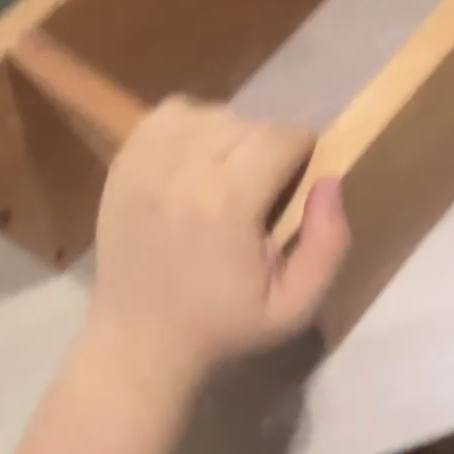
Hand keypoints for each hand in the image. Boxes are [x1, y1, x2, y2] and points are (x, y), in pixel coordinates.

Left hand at [85, 97, 351, 387]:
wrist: (141, 340)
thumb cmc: (224, 326)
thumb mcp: (295, 306)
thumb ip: (327, 244)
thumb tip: (329, 181)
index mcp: (226, 204)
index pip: (279, 136)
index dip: (303, 148)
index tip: (304, 173)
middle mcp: (181, 172)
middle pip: (246, 122)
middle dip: (270, 144)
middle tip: (270, 182)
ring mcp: (145, 163)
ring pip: (209, 113)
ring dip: (232, 132)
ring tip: (233, 169)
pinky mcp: (124, 164)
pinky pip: (168, 115)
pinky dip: (192, 126)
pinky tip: (198, 159)